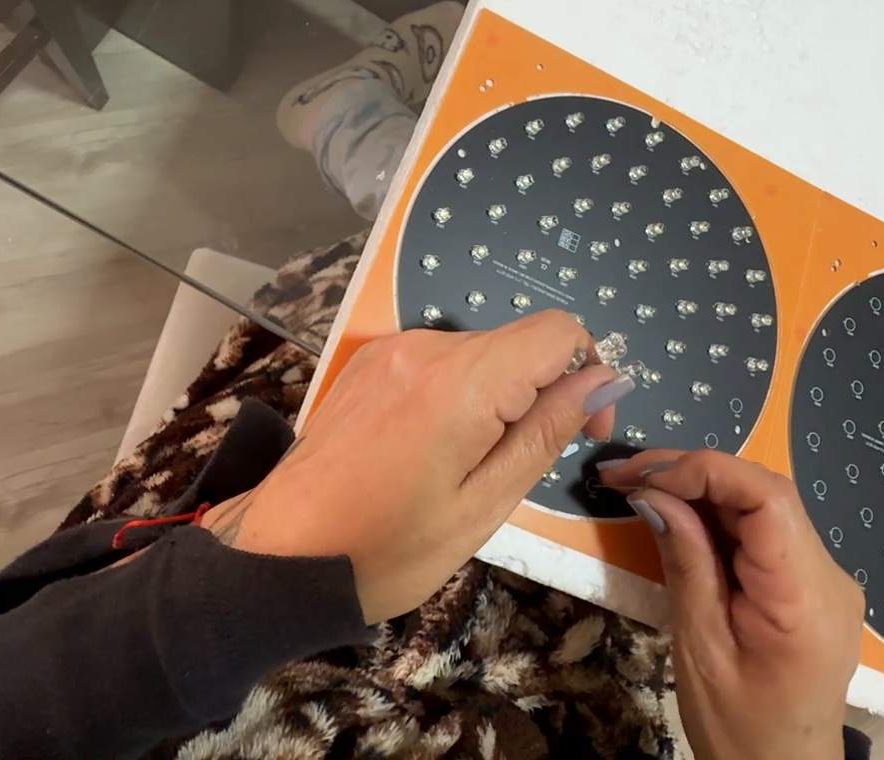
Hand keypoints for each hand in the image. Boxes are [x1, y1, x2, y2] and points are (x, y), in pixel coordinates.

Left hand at [201, 310, 633, 622]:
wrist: (279, 553)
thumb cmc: (388, 548)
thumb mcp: (484, 504)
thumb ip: (548, 430)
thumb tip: (604, 379)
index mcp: (462, 378)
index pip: (557, 331)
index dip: (586, 374)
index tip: (580, 431)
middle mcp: (426, 344)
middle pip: (517, 344)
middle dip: (536, 395)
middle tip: (508, 470)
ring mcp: (392, 347)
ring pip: (480, 354)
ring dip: (494, 398)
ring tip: (458, 466)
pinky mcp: (370, 359)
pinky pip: (438, 361)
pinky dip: (455, 393)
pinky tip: (426, 447)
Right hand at [600, 450, 862, 759]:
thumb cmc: (739, 728)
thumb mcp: (700, 647)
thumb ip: (685, 562)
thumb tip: (651, 493)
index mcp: (806, 599)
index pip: (768, 498)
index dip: (705, 470)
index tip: (644, 476)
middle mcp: (828, 575)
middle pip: (761, 492)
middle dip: (689, 472)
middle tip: (624, 475)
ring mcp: (822, 575)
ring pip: (757, 502)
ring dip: (695, 487)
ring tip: (635, 486)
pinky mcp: (805, 579)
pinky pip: (758, 527)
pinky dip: (711, 511)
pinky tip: (671, 511)